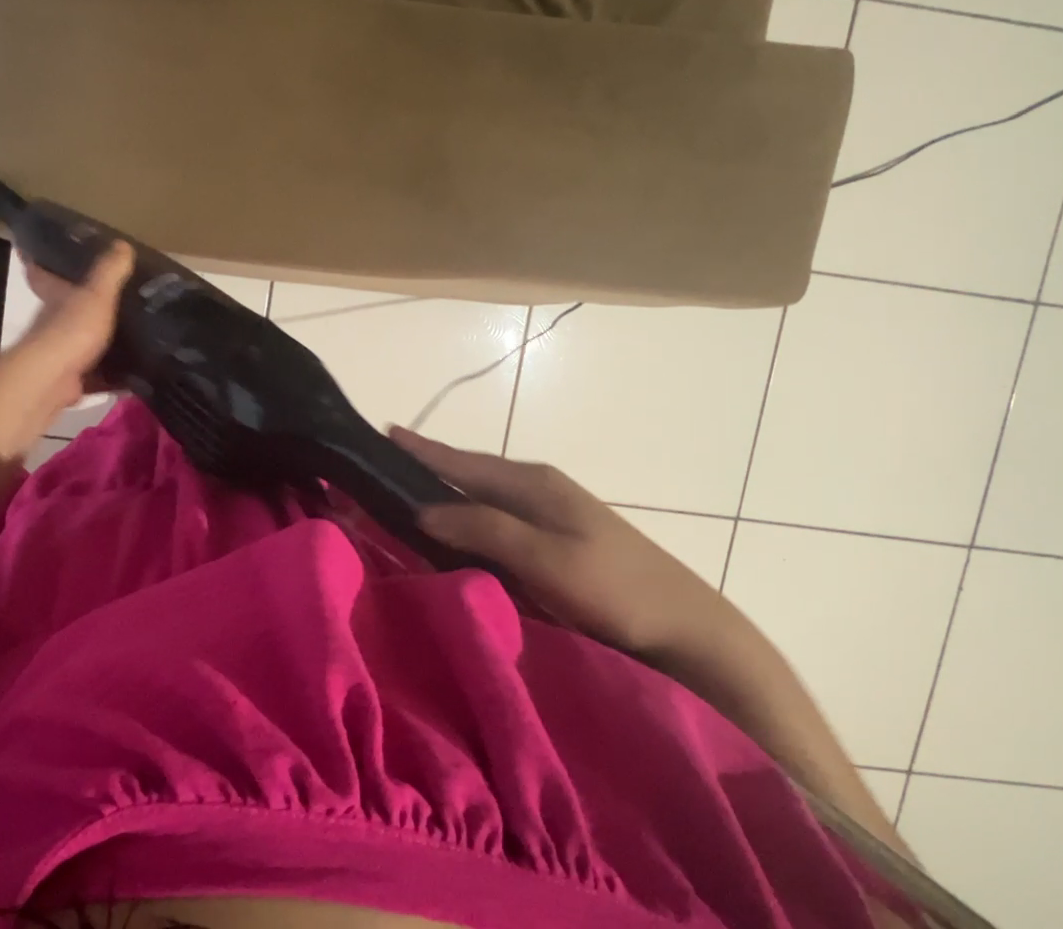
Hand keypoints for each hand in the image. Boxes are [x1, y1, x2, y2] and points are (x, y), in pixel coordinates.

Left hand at [11, 242, 134, 410]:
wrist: (52, 380)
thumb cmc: (71, 329)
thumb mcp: (97, 294)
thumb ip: (109, 271)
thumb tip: (123, 244)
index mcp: (57, 298)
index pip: (42, 275)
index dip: (41, 264)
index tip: (39, 255)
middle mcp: (54, 325)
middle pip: (68, 312)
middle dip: (86, 310)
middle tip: (118, 304)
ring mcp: (61, 356)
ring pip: (84, 345)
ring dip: (104, 345)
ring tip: (137, 340)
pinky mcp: (71, 383)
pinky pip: (97, 377)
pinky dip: (114, 378)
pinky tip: (136, 378)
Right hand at [389, 427, 742, 659]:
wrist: (684, 628)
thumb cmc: (614, 589)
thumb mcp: (545, 558)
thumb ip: (484, 528)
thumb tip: (422, 509)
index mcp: (534, 483)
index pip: (462, 460)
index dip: (420, 449)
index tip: (380, 433)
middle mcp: (538, 488)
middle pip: (469, 473)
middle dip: (424, 468)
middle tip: (378, 470)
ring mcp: (550, 514)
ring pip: (481, 496)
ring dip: (443, 493)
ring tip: (401, 497)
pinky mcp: (555, 541)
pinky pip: (494, 519)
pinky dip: (466, 518)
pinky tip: (451, 533)